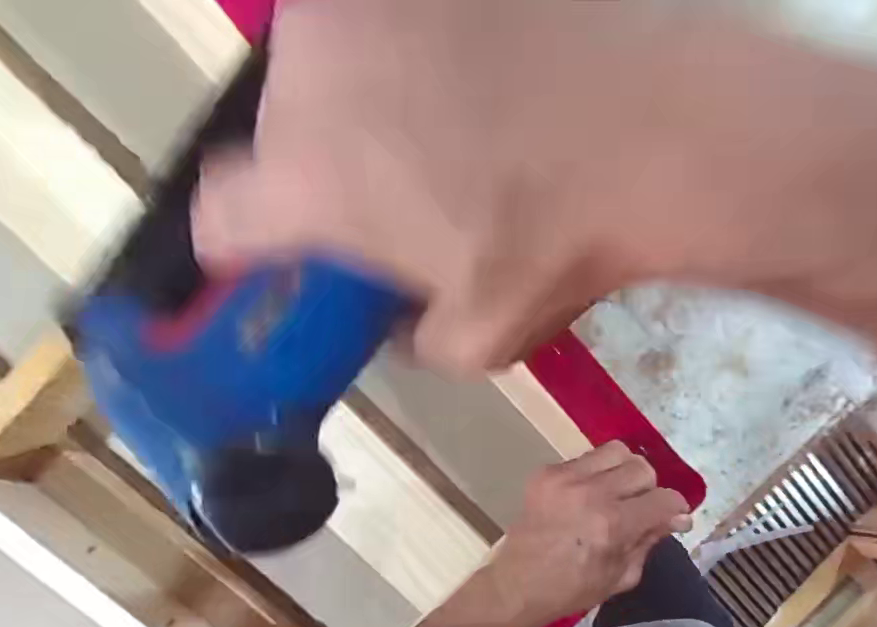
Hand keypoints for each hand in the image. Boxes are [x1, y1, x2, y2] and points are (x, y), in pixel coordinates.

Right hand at [192, 0, 777, 374]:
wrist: (656, 132)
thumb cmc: (554, 250)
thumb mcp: (477, 342)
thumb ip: (413, 340)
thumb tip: (401, 323)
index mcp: (309, 181)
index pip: (220, 218)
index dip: (238, 248)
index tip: (268, 260)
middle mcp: (306, 74)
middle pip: (277, 140)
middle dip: (318, 180)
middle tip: (388, 206)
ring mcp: (360, 0)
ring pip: (324, 71)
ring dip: (358, 111)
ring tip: (441, 138)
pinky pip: (384, 25)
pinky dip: (407, 56)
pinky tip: (472, 83)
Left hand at [453, 442, 690, 626]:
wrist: (517, 585)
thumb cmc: (571, 589)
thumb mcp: (621, 576)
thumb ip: (650, 540)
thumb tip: (677, 518)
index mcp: (613, 524)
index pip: (664, 499)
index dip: (676, 508)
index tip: (674, 517)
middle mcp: (591, 493)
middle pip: (642, 468)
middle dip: (648, 489)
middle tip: (638, 508)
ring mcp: (564, 478)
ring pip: (616, 451)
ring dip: (624, 471)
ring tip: (616, 493)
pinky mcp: (545, 473)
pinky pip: (585, 459)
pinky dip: (594, 474)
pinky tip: (586, 496)